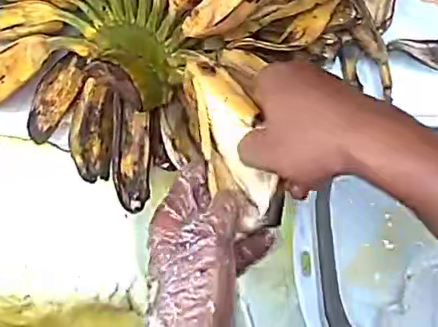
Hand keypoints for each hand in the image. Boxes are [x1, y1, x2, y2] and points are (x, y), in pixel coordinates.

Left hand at [146, 165, 275, 326]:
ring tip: (266, 209)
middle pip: (210, 200)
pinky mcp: (212, 272)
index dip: (210, 163)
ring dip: (246, 218)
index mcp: (171, 218)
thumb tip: (232, 192)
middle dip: (234, 192)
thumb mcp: (208, 233)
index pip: (189, 177)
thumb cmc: (190, 286)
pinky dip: (250, 242)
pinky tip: (266, 237)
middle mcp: (181, 233)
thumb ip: (222, 206)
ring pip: (225, 224)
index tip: (230, 152)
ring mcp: (197, 253)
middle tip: (254, 181)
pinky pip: (234, 248)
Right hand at [237, 60, 425, 195]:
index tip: (259, 149)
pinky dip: (319, 141)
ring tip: (305, 180)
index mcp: (271, 75)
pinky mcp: (342, 95)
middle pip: (277, 112)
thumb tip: (249, 145)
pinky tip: (323, 169)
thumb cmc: (309, 140)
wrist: (365, 135)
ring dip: (299, 150)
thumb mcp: (264, 154)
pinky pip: (320, 119)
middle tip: (283, 171)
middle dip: (279, 145)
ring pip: (299, 120)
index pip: (250, 98)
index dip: (253, 127)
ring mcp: (321, 81)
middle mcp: (295, 70)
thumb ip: (245, 148)